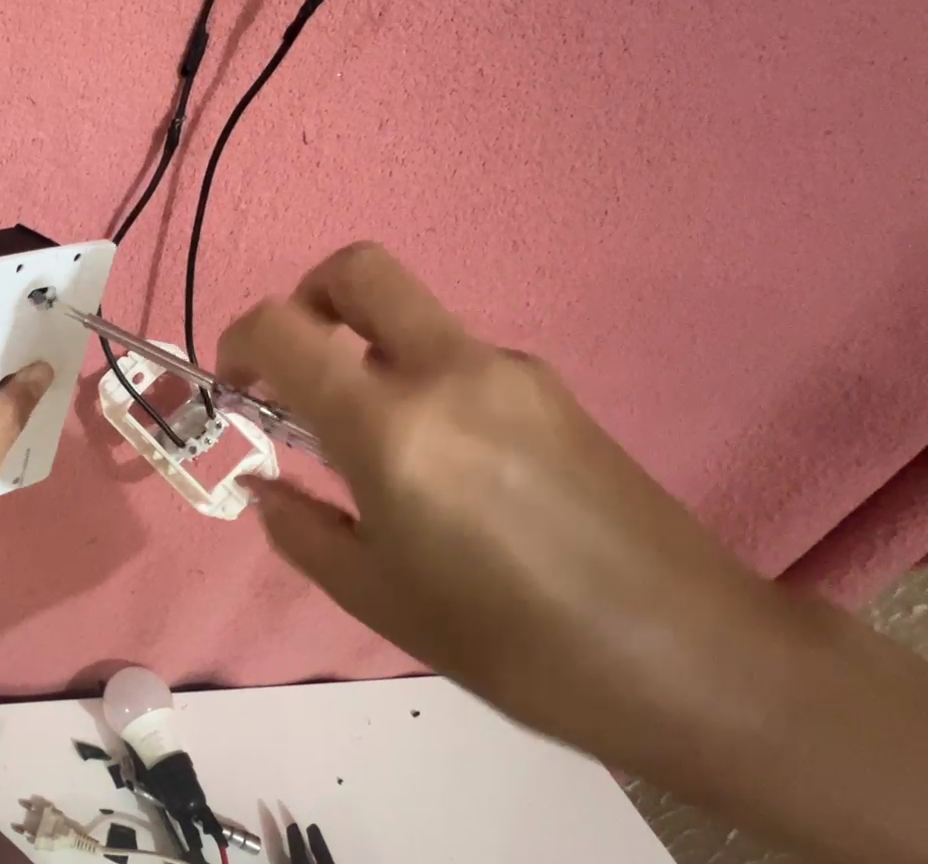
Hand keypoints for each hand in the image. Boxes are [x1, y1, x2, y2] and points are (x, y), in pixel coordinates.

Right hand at [217, 243, 773, 740]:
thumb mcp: (369, 592)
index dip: (238, 340)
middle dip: (307, 297)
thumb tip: (263, 484)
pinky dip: (418, 384)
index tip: (238, 385)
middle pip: (359, 269)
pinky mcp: (550, 389)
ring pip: (409, 319)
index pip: (282, 327)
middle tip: (298, 364)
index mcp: (389, 426)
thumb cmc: (505, 639)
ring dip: (366, 354)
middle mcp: (447, 373)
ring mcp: (508, 371)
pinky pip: (455, 359)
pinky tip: (442, 465)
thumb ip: (296, 523)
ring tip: (375, 448)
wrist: (690, 660)